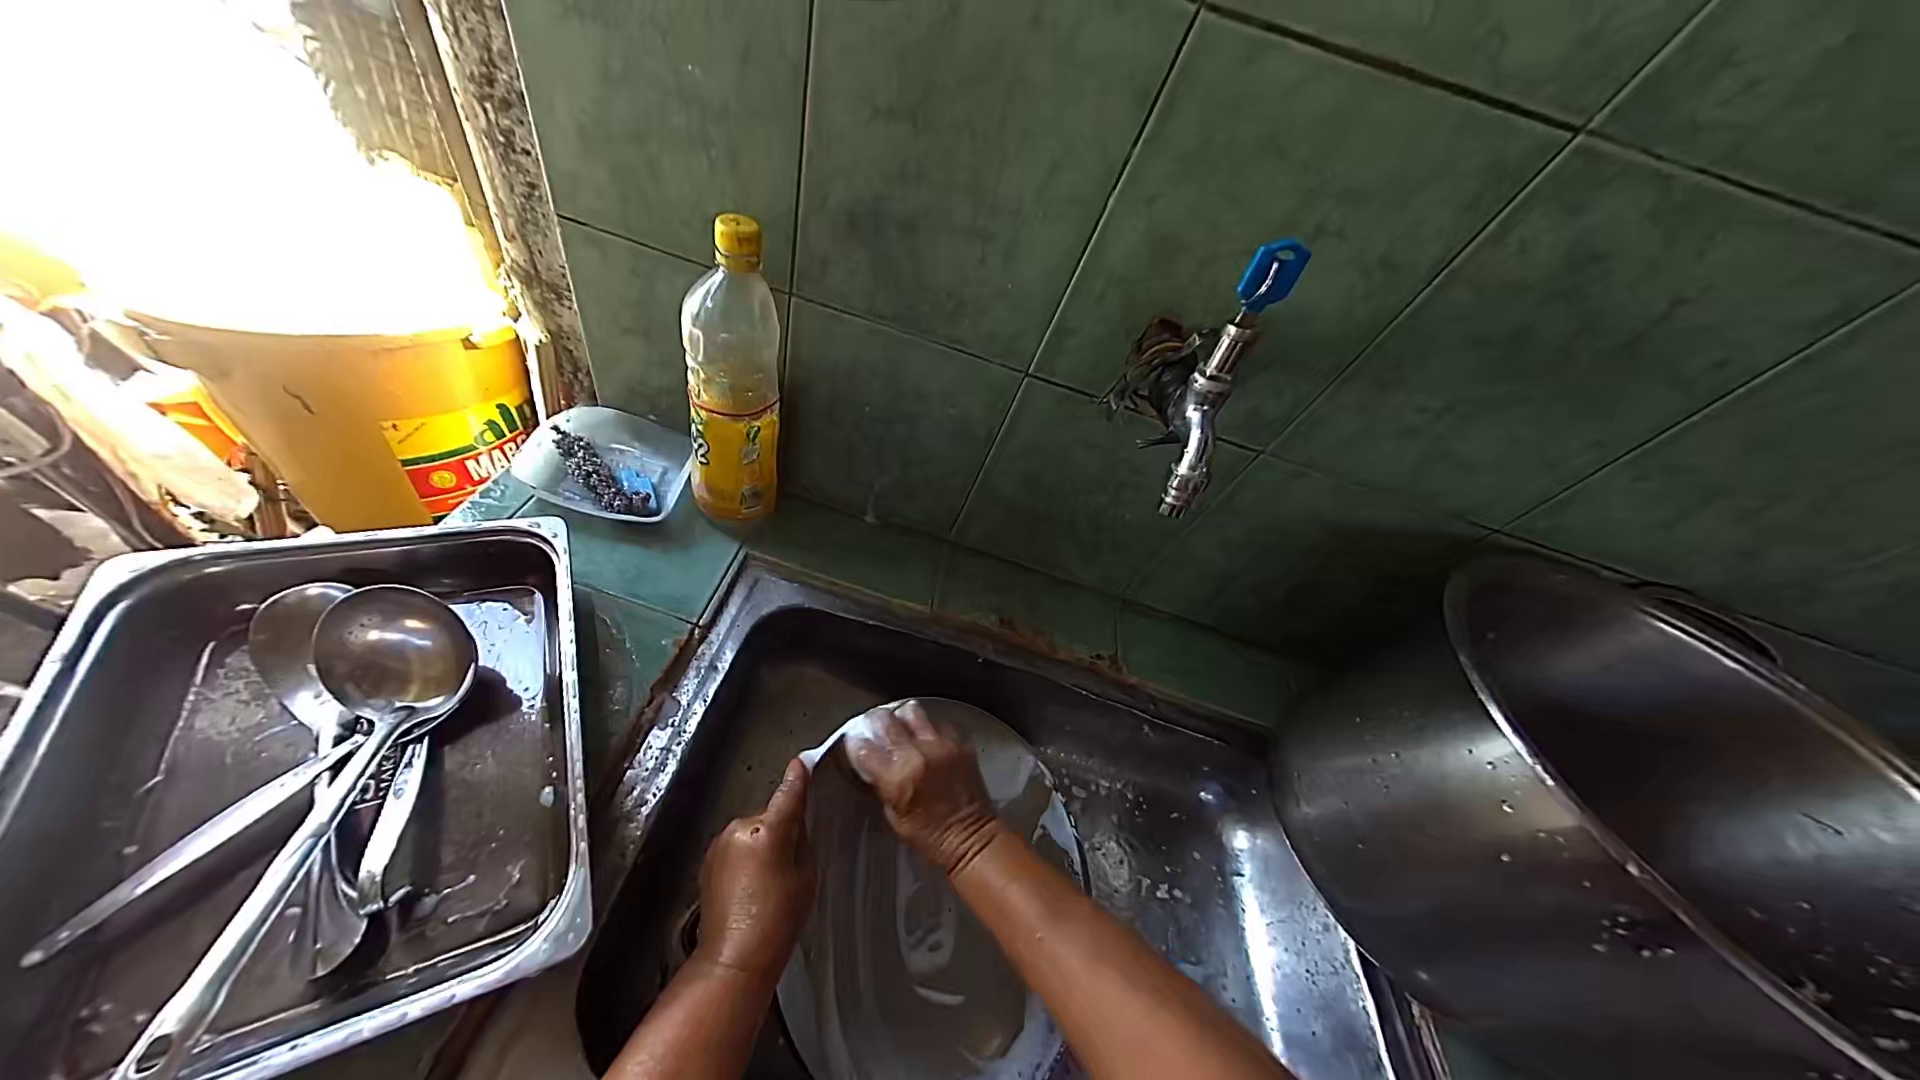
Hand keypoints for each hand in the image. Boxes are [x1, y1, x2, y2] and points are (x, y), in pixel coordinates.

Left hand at [695, 757, 814, 979]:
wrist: (733, 959)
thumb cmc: (776, 922)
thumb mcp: (806, 875)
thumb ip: (801, 839)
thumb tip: (795, 822)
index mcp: (768, 830)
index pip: (789, 793)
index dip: (798, 778)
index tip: (802, 764)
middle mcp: (740, 829)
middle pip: (769, 815)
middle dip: (780, 829)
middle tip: (790, 861)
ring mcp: (719, 844)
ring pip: (751, 830)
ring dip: (760, 843)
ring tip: (769, 879)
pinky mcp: (708, 859)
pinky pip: (735, 846)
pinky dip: (744, 856)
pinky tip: (751, 886)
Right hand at [847, 700, 1003, 875]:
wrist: (971, 837)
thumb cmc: (929, 834)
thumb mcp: (893, 814)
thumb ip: (881, 781)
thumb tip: (872, 758)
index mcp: (898, 778)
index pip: (864, 746)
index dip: (856, 742)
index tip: (855, 740)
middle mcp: (919, 754)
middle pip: (886, 719)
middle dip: (875, 721)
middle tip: (874, 725)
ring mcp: (942, 744)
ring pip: (913, 711)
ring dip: (902, 717)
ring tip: (901, 725)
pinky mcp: (960, 741)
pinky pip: (938, 722)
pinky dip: (929, 727)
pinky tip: (927, 738)